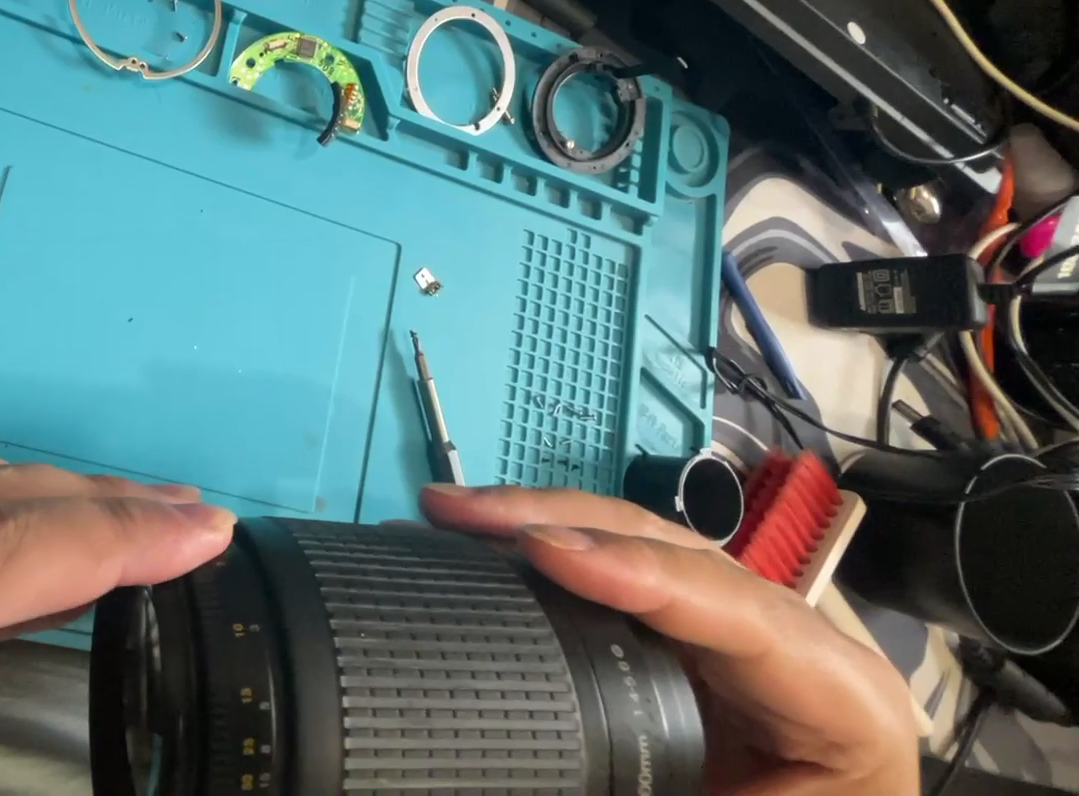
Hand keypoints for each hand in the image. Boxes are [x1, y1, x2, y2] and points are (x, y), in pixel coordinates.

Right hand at [421, 484, 916, 795]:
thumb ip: (654, 787)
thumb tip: (540, 752)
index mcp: (830, 694)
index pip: (736, 611)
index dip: (638, 570)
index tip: (539, 551)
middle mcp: (772, 630)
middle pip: (660, 544)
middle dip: (552, 517)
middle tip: (455, 511)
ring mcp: (711, 614)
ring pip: (619, 534)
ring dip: (527, 514)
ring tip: (447, 508)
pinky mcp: (661, 615)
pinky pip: (596, 557)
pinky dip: (529, 539)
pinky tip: (476, 531)